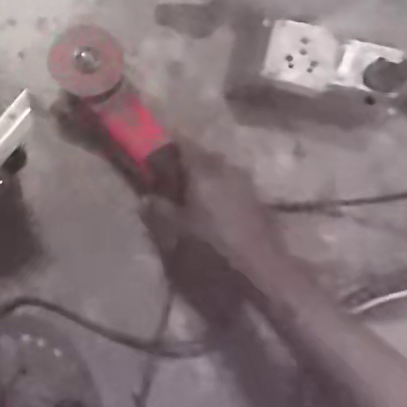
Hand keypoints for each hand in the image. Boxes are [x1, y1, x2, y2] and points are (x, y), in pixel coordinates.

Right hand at [145, 146, 286, 275]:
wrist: (261, 263)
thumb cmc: (213, 242)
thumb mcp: (178, 229)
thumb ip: (159, 210)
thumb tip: (145, 198)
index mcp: (202, 171)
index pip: (184, 144)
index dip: (171, 145)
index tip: (160, 151)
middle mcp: (225, 168)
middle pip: (204, 154)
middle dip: (190, 160)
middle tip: (175, 173)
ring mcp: (245, 181)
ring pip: (222, 168)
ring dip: (208, 174)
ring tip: (196, 191)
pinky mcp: (258, 196)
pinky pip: (234, 182)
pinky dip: (223, 187)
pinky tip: (217, 206)